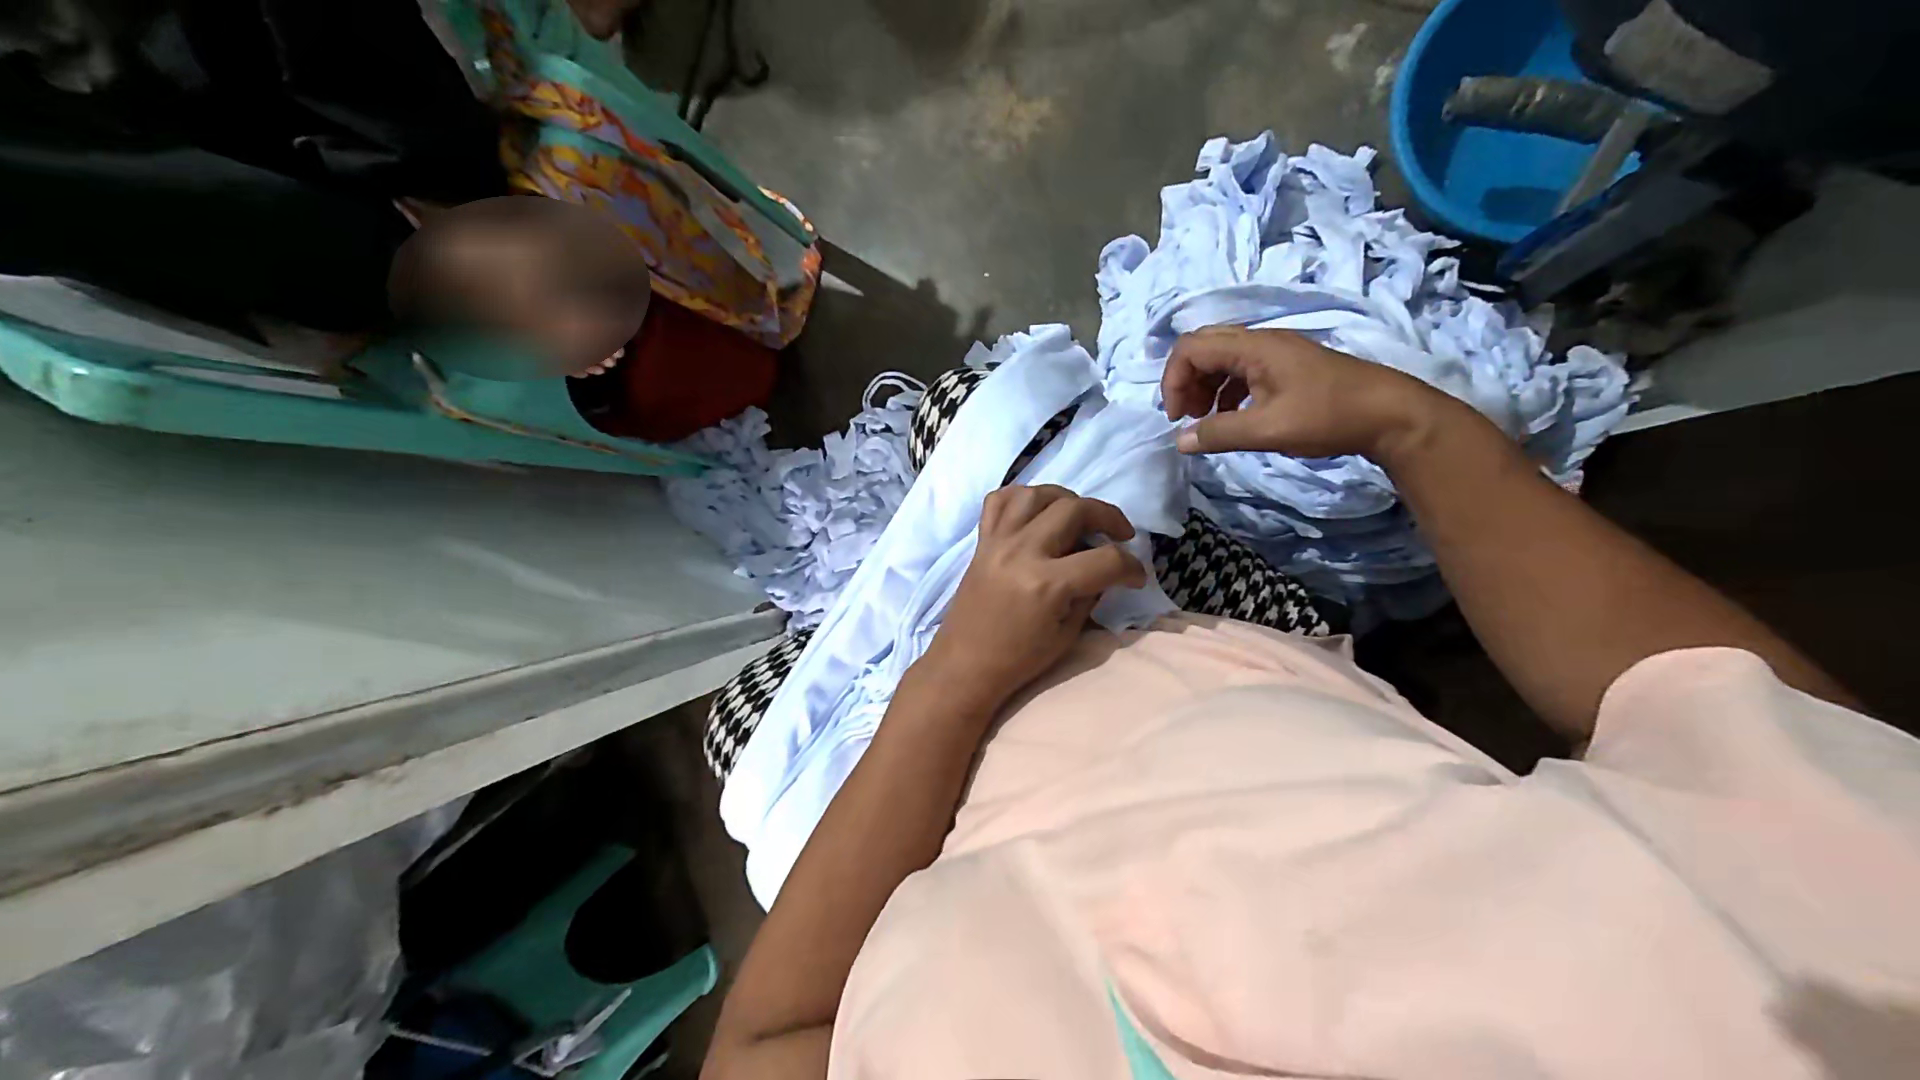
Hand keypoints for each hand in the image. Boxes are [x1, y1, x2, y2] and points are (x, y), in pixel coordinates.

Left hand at [919, 485, 1147, 707]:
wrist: (965, 664)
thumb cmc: (1018, 659)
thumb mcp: (1067, 634)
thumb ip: (1090, 595)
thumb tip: (1107, 570)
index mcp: (1047, 584)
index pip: (1105, 560)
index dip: (1131, 567)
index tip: (1137, 576)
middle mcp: (1022, 552)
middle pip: (1075, 510)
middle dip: (1108, 517)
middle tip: (1119, 535)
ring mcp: (998, 542)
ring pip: (1036, 494)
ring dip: (1066, 499)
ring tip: (1079, 517)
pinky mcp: (982, 542)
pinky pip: (999, 501)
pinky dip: (1022, 498)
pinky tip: (1038, 511)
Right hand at [1162, 326, 1462, 463]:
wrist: (1390, 413)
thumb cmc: (1328, 416)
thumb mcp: (1268, 430)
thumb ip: (1219, 434)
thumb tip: (1179, 441)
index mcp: (1253, 347)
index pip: (1190, 347)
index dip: (1173, 380)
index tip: (1177, 417)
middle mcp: (1260, 341)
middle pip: (1202, 348)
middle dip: (1185, 381)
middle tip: (1186, 416)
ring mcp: (1274, 353)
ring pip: (1220, 359)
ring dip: (1203, 387)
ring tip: (1205, 420)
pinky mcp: (1285, 367)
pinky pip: (1239, 370)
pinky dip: (1224, 392)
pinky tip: (1231, 417)